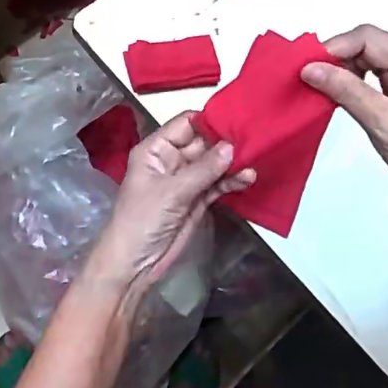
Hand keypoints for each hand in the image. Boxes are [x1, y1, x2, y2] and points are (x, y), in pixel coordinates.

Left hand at [85, 112, 253, 307]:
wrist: (133, 267)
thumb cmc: (142, 221)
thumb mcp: (171, 192)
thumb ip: (203, 169)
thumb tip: (231, 147)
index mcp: (156, 149)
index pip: (186, 123)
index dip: (209, 121)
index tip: (236, 120)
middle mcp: (172, 159)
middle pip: (204, 142)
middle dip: (226, 141)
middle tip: (253, 139)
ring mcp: (186, 180)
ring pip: (214, 163)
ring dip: (233, 163)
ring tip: (253, 161)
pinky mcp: (198, 199)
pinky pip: (218, 183)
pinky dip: (232, 180)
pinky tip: (248, 178)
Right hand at [300, 25, 387, 221]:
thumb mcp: (383, 125)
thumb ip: (347, 91)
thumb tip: (312, 69)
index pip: (371, 39)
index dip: (337, 47)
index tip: (310, 66)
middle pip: (371, 45)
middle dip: (339, 57)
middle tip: (311, 77)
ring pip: (372, 58)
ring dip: (345, 69)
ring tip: (322, 87)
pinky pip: (378, 75)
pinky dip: (356, 81)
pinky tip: (341, 93)